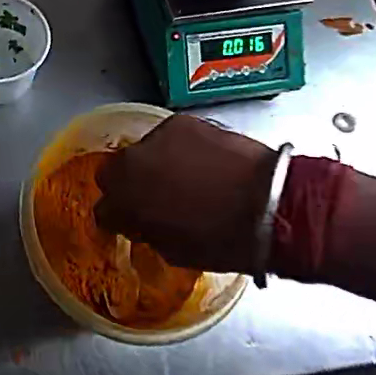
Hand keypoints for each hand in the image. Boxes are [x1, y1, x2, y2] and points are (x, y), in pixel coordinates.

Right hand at [94, 115, 277, 274]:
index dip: (118, 218)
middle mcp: (131, 165)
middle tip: (151, 198)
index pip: (104, 209)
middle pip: (113, 172)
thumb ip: (149, 232)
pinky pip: (168, 137)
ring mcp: (156, 139)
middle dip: (127, 185)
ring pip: (141, 151)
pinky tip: (199, 162)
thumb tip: (147, 224)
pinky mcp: (183, 123)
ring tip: (181, 178)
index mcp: (124, 202)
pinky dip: (177, 148)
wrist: (271, 205)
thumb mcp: (175, 251)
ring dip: (153, 164)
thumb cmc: (223, 240)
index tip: (130, 223)